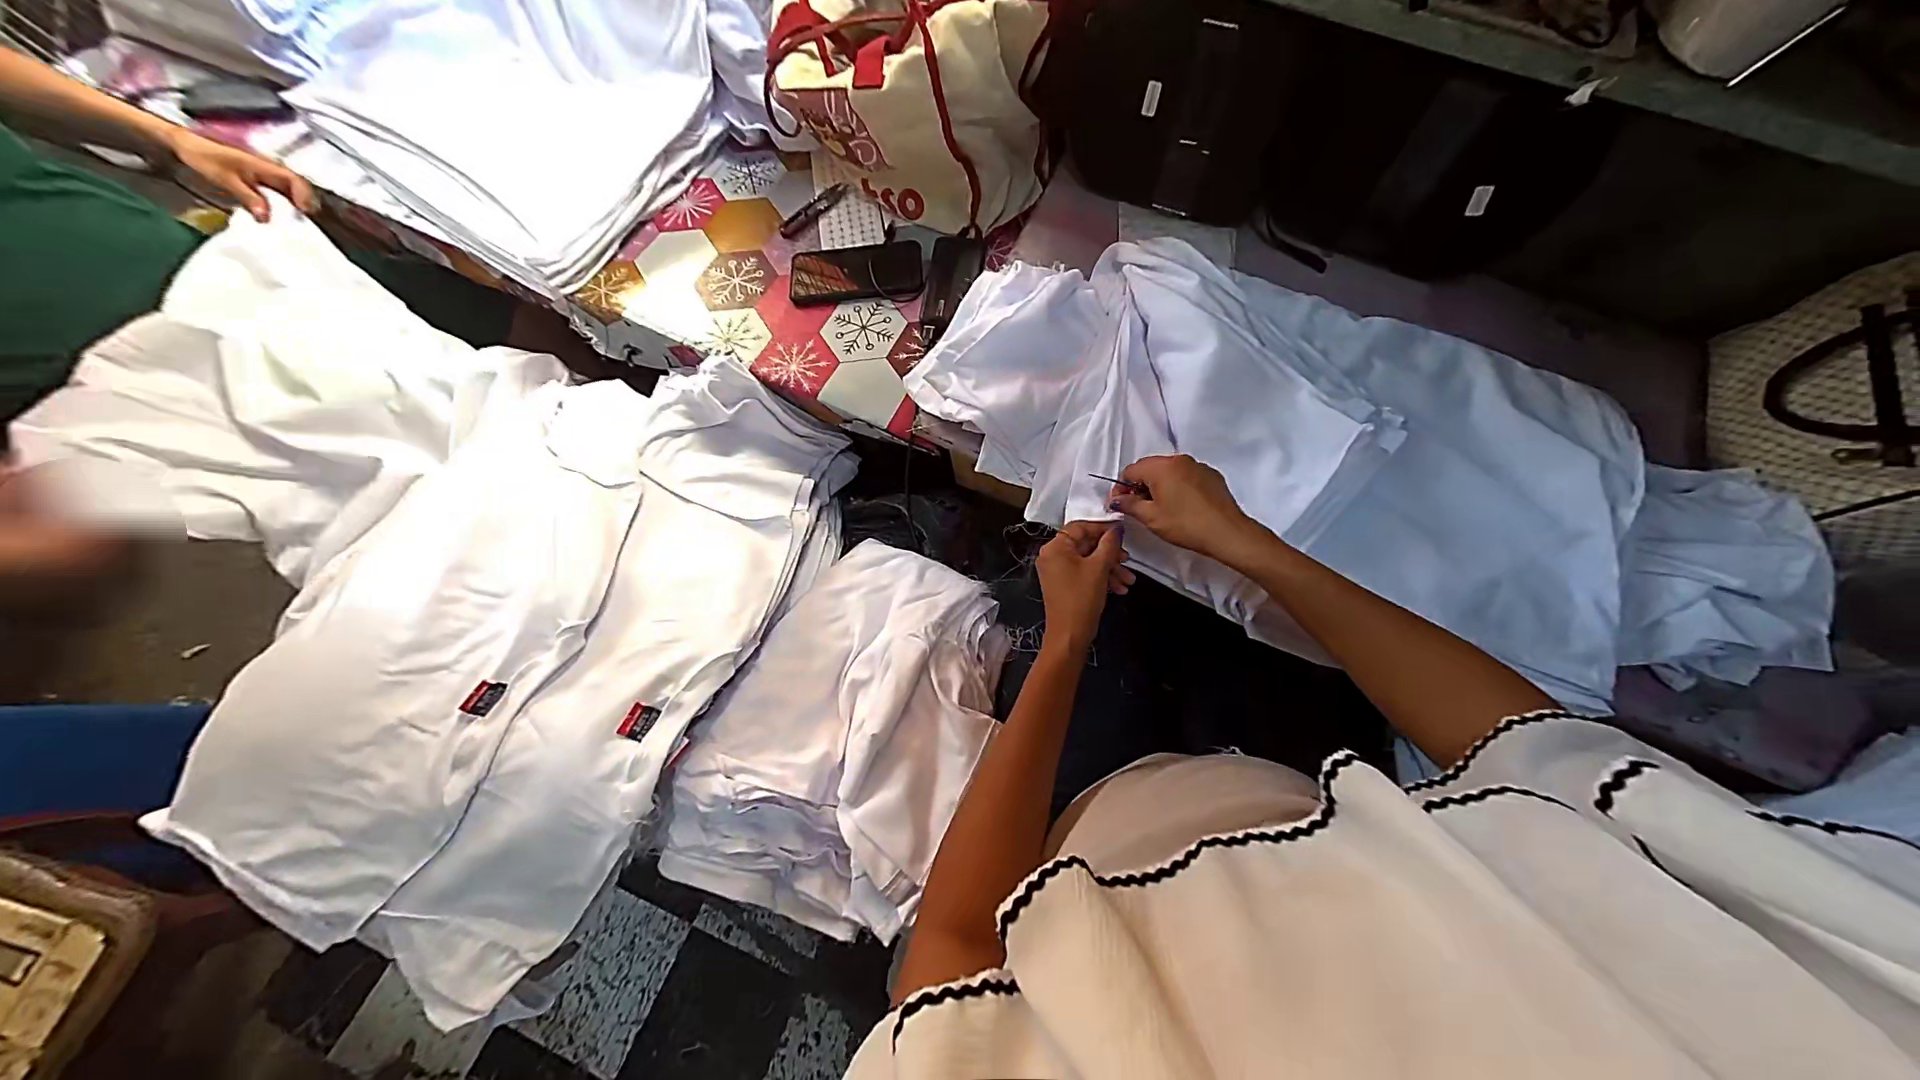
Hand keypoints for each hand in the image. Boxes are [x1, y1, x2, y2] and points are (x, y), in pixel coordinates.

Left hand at [161, 128, 316, 220]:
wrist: (184, 144)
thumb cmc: (205, 158)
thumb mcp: (225, 178)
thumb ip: (247, 197)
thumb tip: (266, 218)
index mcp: (266, 167)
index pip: (296, 181)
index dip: (305, 197)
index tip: (304, 213)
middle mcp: (271, 171)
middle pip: (299, 188)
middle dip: (305, 205)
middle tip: (302, 222)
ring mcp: (267, 176)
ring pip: (292, 192)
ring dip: (295, 207)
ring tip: (292, 222)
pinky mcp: (261, 181)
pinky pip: (280, 193)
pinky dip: (284, 205)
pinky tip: (278, 214)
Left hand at [1035, 520, 1131, 650]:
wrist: (1069, 635)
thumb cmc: (1081, 599)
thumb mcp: (1099, 568)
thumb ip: (1109, 544)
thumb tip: (1116, 529)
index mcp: (1055, 547)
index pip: (1080, 527)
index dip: (1102, 528)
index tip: (1121, 531)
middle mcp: (1052, 556)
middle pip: (1085, 545)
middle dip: (1110, 554)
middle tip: (1127, 560)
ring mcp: (1057, 571)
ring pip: (1088, 561)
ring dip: (1109, 568)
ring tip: (1127, 580)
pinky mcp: (1063, 583)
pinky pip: (1084, 573)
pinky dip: (1101, 577)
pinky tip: (1119, 588)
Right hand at [1110, 454, 1274, 568]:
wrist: (1226, 532)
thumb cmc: (1189, 525)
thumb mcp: (1151, 517)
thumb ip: (1129, 505)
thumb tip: (1118, 500)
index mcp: (1161, 467)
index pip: (1131, 470)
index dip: (1122, 488)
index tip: (1121, 503)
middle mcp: (1179, 460)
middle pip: (1149, 468)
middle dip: (1140, 486)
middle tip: (1138, 507)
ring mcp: (1197, 466)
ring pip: (1168, 471)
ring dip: (1159, 486)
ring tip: (1160, 509)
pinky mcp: (1210, 475)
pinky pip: (1186, 475)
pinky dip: (1178, 486)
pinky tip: (1179, 506)